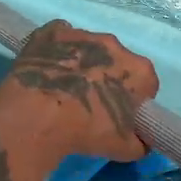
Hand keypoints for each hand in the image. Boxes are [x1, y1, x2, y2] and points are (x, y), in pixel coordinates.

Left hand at [0, 20, 157, 162]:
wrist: (37, 112)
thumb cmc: (87, 130)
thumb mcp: (128, 150)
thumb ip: (141, 140)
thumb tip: (139, 138)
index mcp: (139, 71)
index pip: (143, 82)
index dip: (132, 96)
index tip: (118, 108)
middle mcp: (113, 45)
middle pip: (114, 60)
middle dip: (106, 73)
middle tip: (88, 94)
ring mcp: (79, 34)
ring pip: (86, 46)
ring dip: (80, 58)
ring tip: (62, 80)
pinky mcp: (48, 31)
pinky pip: (57, 36)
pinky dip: (55, 46)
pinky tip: (46, 63)